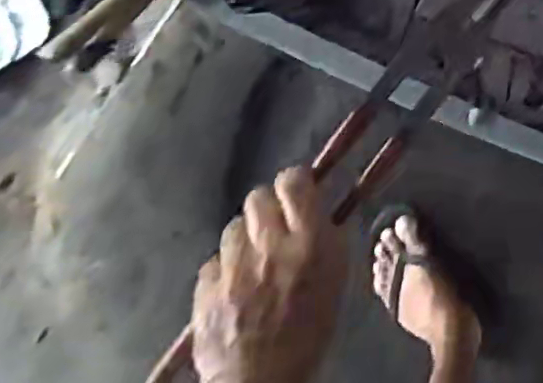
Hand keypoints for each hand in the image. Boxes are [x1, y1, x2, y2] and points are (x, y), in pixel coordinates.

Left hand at [192, 168, 346, 382]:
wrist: (263, 380)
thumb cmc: (312, 325)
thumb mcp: (338, 274)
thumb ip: (331, 235)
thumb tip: (324, 207)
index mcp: (308, 239)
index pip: (293, 181)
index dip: (296, 179)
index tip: (300, 189)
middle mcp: (268, 246)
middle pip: (257, 197)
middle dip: (268, 204)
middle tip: (277, 222)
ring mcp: (232, 269)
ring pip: (233, 227)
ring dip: (246, 235)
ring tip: (254, 256)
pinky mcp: (204, 293)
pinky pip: (212, 262)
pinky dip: (224, 267)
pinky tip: (234, 284)